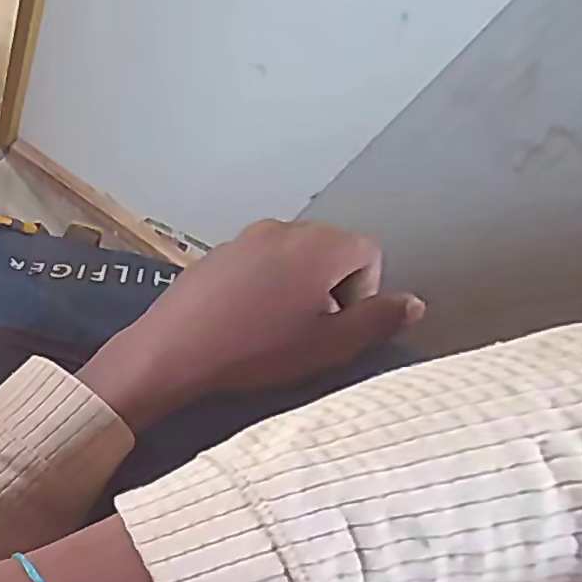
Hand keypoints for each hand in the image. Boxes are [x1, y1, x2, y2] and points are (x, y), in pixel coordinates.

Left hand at [80, 220, 422, 428]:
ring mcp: (238, 241)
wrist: (169, 352)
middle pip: (325, 253)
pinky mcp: (206, 258)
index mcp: (321, 242)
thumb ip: (378, 321)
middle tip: (301, 333)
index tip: (334, 328)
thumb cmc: (252, 350)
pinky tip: (233, 324)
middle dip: (324, 290)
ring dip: (286, 291)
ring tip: (264, 332)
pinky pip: (246, 270)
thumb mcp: (327, 345)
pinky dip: (251, 291)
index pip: (368, 254)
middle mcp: (281, 229)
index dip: (361, 295)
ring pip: (283, 262)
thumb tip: (412, 303)